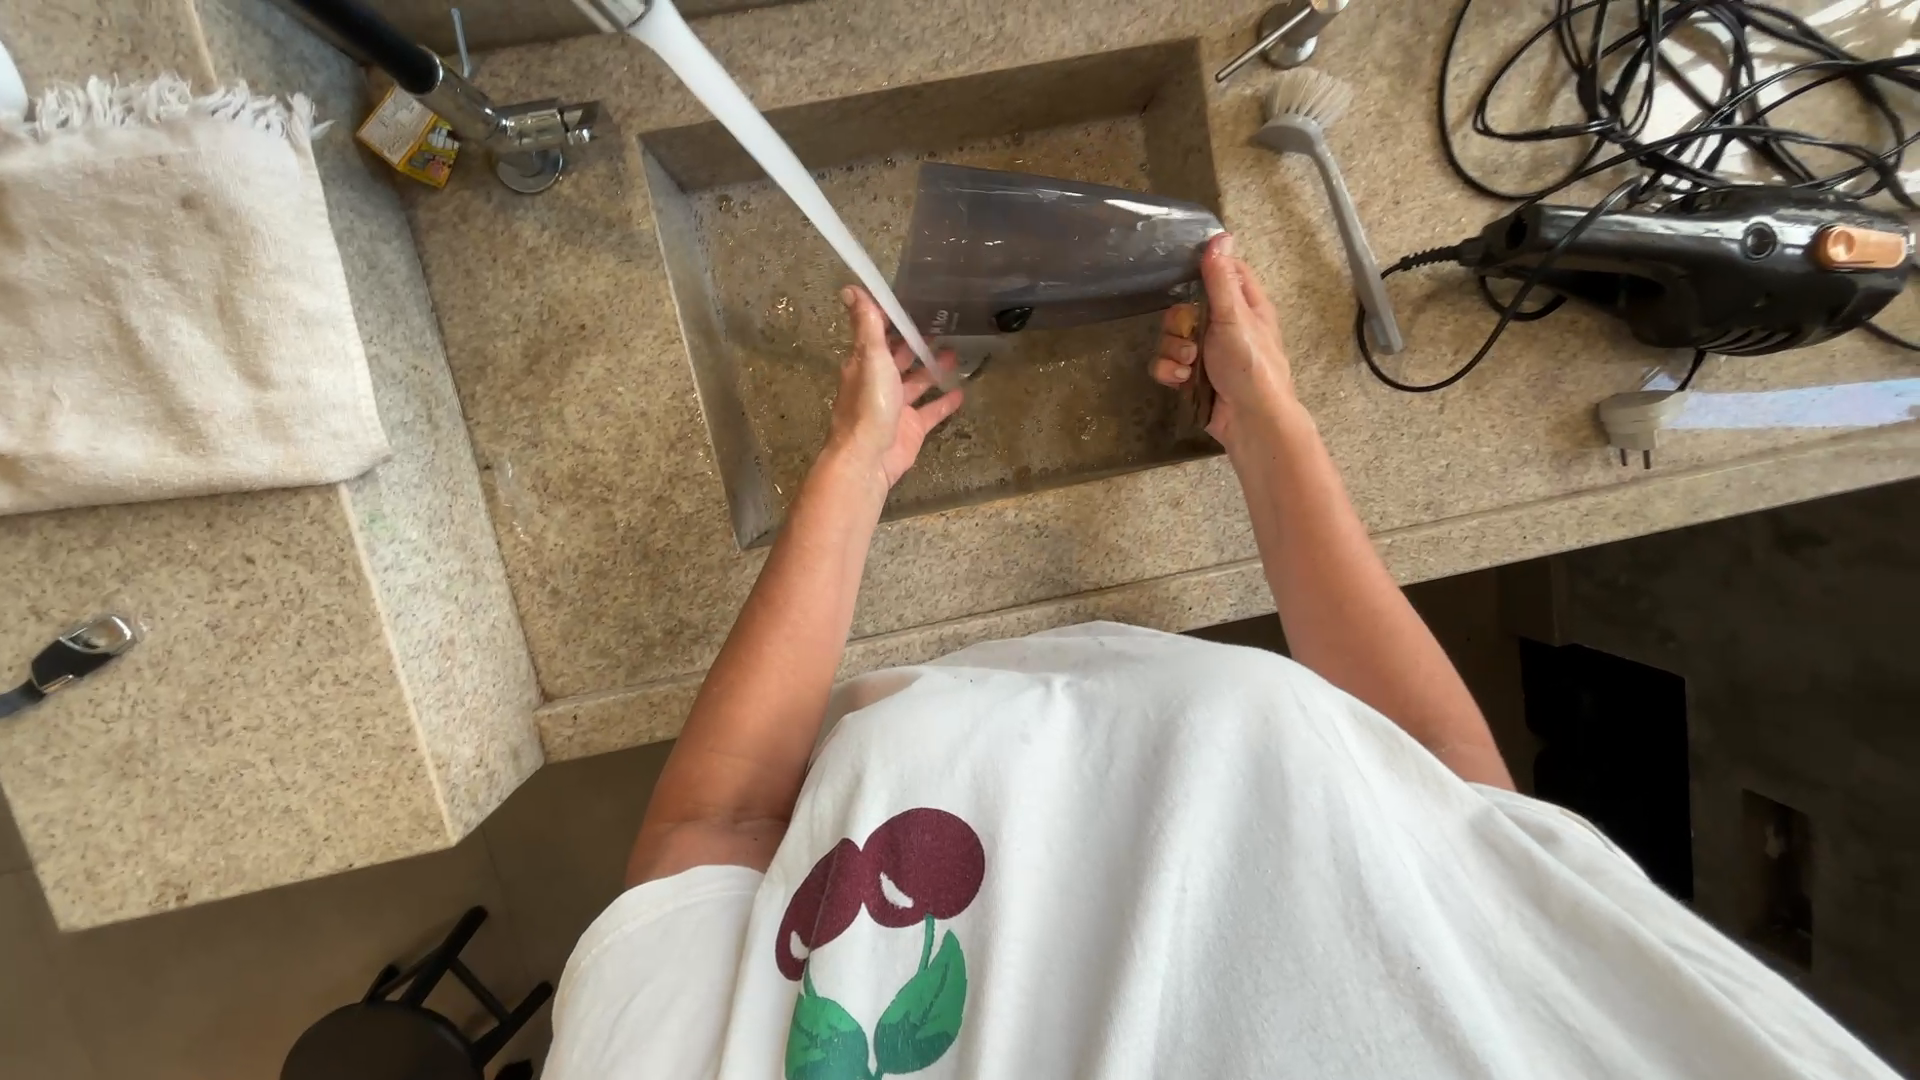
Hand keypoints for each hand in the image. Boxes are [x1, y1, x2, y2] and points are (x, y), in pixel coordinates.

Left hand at [826, 286, 963, 487]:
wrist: (869, 457)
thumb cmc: (869, 404)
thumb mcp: (870, 357)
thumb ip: (866, 324)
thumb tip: (849, 287)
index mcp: (865, 363)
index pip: (878, 334)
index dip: (893, 319)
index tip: (914, 302)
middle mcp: (879, 382)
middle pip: (899, 357)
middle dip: (917, 342)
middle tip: (942, 326)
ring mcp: (897, 406)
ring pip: (917, 382)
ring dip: (933, 367)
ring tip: (955, 352)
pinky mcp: (912, 427)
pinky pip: (931, 411)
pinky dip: (944, 401)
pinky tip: (960, 391)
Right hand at [1151, 233, 1296, 448]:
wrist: (1249, 420)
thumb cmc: (1251, 364)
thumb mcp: (1234, 317)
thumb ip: (1220, 279)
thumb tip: (1220, 235)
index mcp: (1244, 305)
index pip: (1223, 273)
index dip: (1205, 272)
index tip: (1188, 277)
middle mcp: (1224, 326)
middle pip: (1185, 308)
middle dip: (1180, 324)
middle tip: (1192, 336)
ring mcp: (1206, 353)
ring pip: (1172, 338)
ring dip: (1175, 352)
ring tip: (1190, 366)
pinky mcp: (1191, 378)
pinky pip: (1167, 365)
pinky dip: (1170, 372)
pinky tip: (1181, 381)